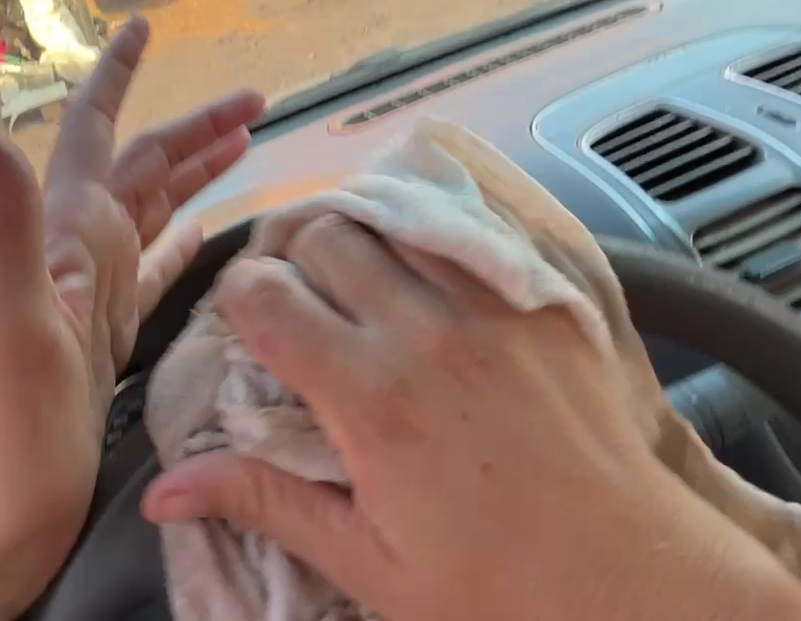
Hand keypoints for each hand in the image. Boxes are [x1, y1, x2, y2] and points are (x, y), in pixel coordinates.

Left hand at [0, 16, 263, 620]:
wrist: (4, 506)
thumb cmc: (9, 415)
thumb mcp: (9, 306)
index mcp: (69, 226)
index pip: (97, 128)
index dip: (118, 74)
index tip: (142, 28)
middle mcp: (85, 244)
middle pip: (149, 163)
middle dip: (198, 124)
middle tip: (255, 99)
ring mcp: (101, 285)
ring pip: (159, 206)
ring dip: (198, 170)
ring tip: (244, 144)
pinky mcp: (116, 326)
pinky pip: (161, 265)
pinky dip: (185, 237)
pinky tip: (206, 229)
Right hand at [140, 216, 800, 620]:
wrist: (635, 575)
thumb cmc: (498, 587)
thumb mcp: (371, 564)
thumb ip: (267, 504)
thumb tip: (165, 489)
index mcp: (370, 398)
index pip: (266, 298)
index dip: (237, 297)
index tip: (246, 320)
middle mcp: (422, 330)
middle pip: (321, 234)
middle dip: (291, 255)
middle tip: (297, 293)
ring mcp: (485, 302)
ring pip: (387, 216)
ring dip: (356, 235)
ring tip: (354, 275)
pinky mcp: (535, 295)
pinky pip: (460, 230)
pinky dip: (422, 234)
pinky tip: (421, 267)